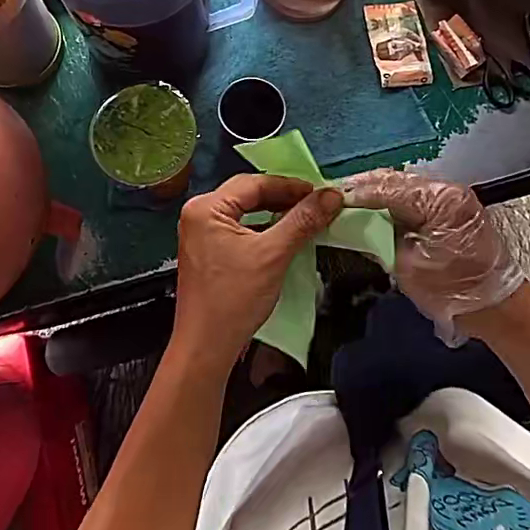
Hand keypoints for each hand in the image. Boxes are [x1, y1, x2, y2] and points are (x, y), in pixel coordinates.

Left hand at [173, 175, 343, 371]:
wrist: (206, 346)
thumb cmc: (234, 299)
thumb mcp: (273, 255)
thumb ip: (302, 220)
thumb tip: (331, 196)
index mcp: (206, 207)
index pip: (254, 183)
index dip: (290, 185)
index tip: (320, 192)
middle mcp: (198, 214)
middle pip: (248, 194)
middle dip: (283, 198)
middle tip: (316, 204)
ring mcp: (200, 233)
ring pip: (245, 212)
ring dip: (274, 213)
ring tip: (305, 218)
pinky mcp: (207, 251)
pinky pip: (239, 229)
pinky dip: (263, 229)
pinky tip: (284, 236)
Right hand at [340, 169, 526, 343]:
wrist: (500, 310)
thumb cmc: (455, 293)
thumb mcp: (406, 267)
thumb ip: (379, 237)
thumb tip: (354, 223)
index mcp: (439, 201)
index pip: (387, 188)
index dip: (355, 194)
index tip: (329, 198)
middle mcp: (448, 190)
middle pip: (395, 180)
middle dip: (363, 188)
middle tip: (333, 198)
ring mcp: (453, 197)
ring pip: (404, 186)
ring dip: (376, 194)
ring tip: (348, 204)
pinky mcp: (453, 208)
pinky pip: (415, 197)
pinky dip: (392, 202)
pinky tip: (374, 211)